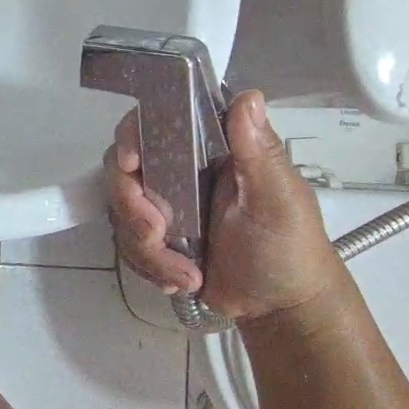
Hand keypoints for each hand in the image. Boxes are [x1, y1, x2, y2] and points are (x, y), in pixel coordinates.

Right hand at [106, 91, 348, 322]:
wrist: (279, 312)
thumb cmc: (289, 251)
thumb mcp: (279, 202)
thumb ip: (259, 153)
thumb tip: (247, 97)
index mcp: (210, 152)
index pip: (155, 124)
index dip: (132, 138)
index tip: (132, 166)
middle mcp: (179, 171)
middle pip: (123, 170)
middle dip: (133, 208)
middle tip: (158, 235)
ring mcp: (163, 204)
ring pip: (120, 210)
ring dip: (145, 248)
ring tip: (186, 274)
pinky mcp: (153, 236)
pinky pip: (124, 241)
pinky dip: (146, 264)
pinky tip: (179, 278)